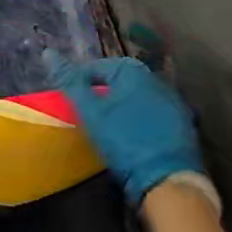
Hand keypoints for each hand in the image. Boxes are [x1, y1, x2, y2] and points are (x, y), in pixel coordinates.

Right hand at [45, 51, 203, 203]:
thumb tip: (49, 53)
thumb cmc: (124, 140)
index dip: (80, 80)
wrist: (167, 178)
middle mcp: (156, 80)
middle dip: (102, 92)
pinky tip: (133, 136)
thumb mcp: (90, 113)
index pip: (98, 67)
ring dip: (122, 106)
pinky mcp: (183, 123)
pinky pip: (154, 113)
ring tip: (107, 124)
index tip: (70, 98)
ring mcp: (173, 102)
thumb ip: (70, 83)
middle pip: (120, 81)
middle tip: (87, 112)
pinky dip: (141, 119)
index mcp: (133, 72)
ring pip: (139, 97)